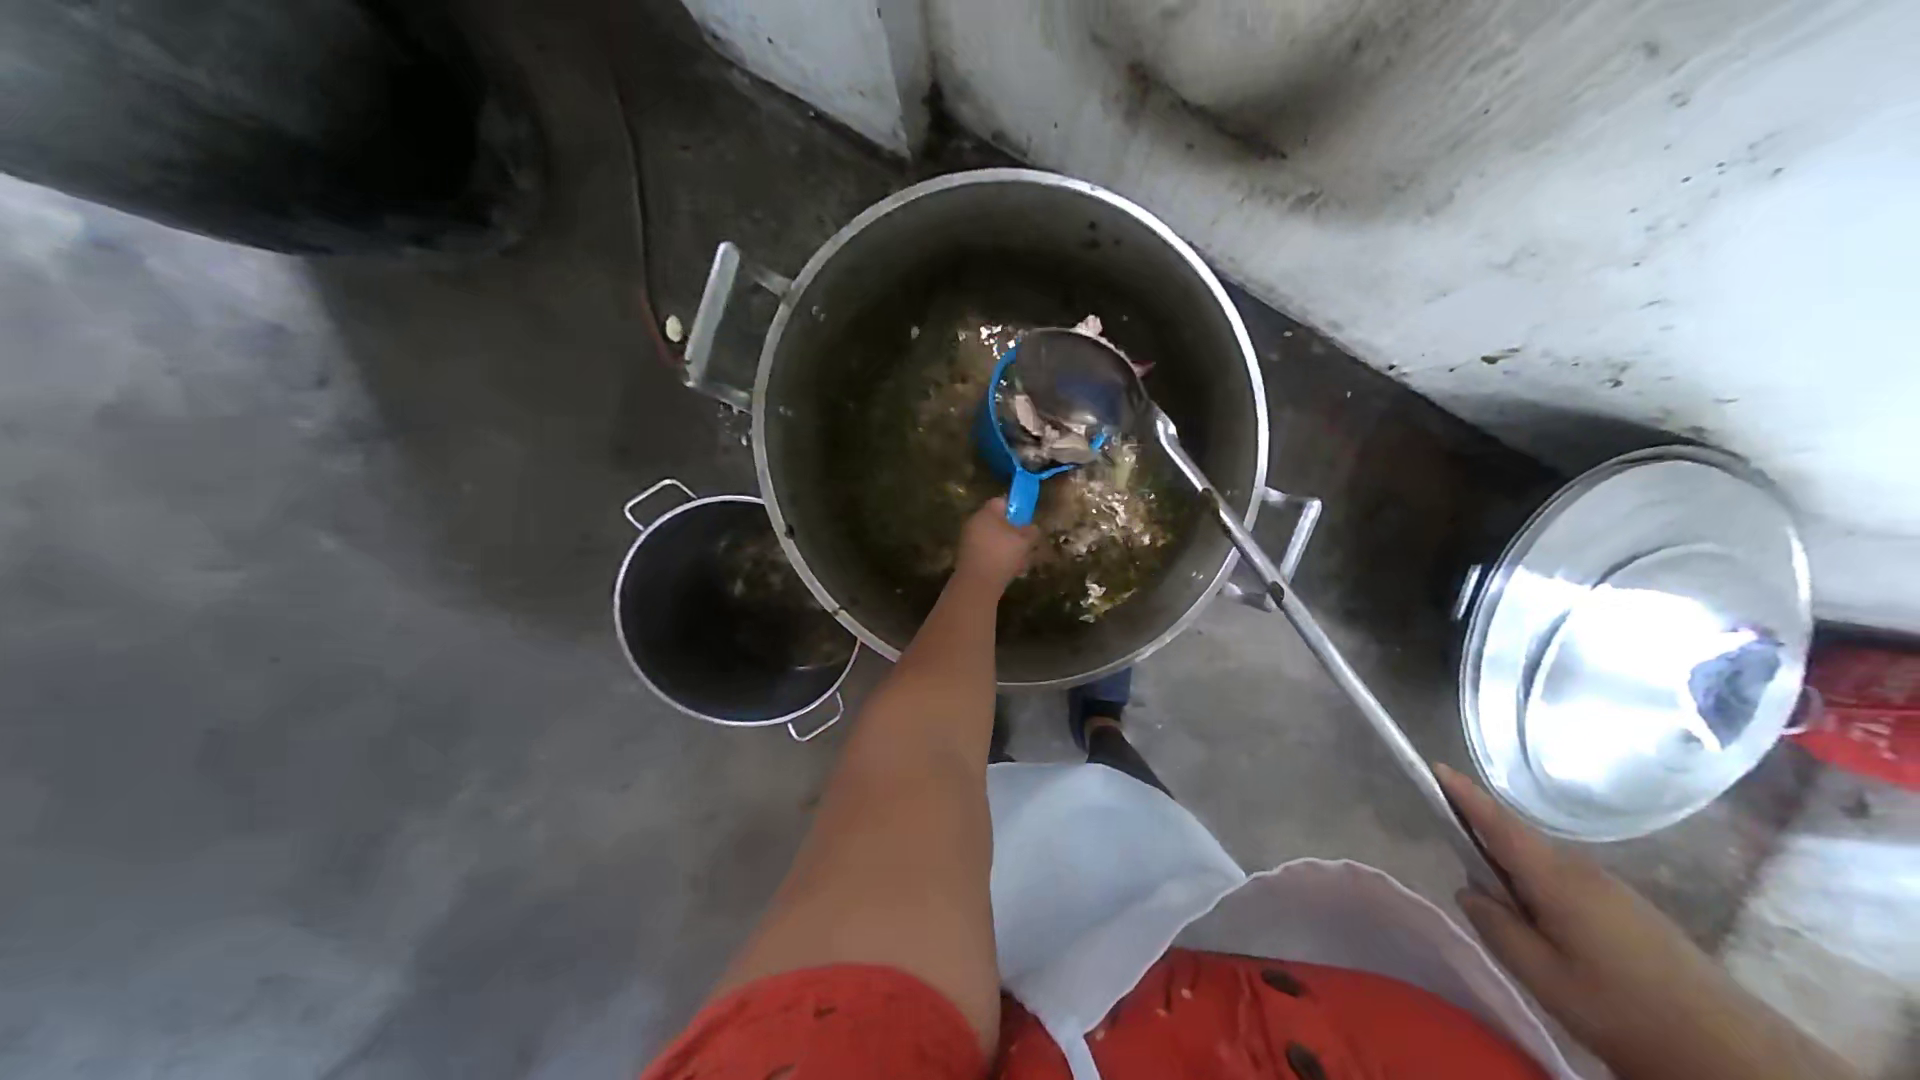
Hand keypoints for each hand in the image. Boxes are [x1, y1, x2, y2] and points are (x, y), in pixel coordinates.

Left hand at [953, 498, 1036, 589]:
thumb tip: (1032, 528)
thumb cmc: (1002, 554)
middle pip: (997, 522)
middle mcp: (974, 522)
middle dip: (1013, 532)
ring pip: (993, 539)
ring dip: (1007, 548)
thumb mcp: (1025, 541)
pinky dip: (997, 558)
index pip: (1001, 502)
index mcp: (987, 513)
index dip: (1015, 509)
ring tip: (1020, 562)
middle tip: (1026, 544)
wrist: (977, 582)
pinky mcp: (967, 556)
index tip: (1026, 521)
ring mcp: (968, 540)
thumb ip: (1031, 531)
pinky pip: (986, 552)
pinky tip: (1009, 571)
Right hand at [1436, 765, 1853, 1079]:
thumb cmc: (1624, 1009)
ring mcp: (1613, 889)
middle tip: (1474, 893)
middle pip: (1519, 844)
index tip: (1438, 767)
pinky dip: (1544, 895)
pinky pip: (1568, 885)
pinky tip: (1553, 938)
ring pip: (1544, 868)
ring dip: (1518, 880)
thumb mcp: (1543, 977)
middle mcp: (1584, 872)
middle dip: (1487, 850)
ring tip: (1518, 929)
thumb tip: (1469, 891)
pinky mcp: (1630, 910)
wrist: (1736, 1052)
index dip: (1466, 796)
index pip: (1499, 824)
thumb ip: (1496, 927)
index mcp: (1556, 880)